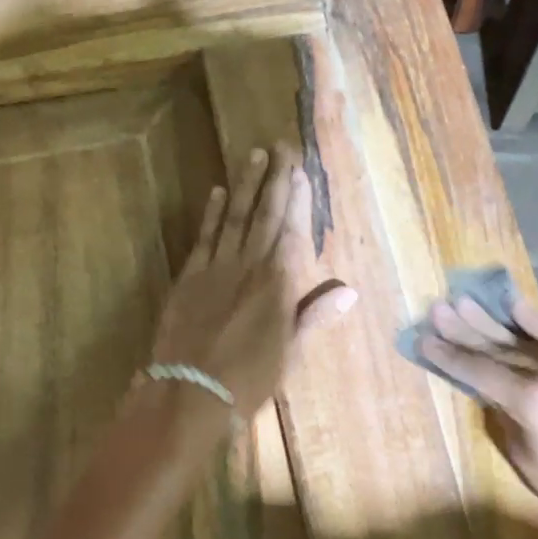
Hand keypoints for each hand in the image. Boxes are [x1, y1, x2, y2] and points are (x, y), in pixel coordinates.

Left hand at [151, 148, 357, 414]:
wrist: (190, 392)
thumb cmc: (249, 380)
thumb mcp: (291, 353)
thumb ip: (314, 316)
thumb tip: (348, 291)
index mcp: (279, 284)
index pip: (293, 232)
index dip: (299, 200)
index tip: (302, 170)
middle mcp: (249, 266)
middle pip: (265, 215)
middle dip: (276, 180)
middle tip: (282, 146)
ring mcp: (216, 268)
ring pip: (234, 217)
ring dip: (246, 185)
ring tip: (255, 155)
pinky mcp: (189, 277)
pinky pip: (204, 236)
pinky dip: (211, 213)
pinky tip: (217, 192)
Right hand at [418, 296, 537, 538]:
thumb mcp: (525, 458)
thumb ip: (505, 417)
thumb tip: (494, 392)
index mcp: (533, 399)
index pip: (480, 370)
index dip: (449, 356)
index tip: (425, 339)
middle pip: (500, 348)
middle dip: (465, 331)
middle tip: (438, 309)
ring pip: (528, 341)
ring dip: (494, 322)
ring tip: (464, 301)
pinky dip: (536, 326)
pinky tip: (515, 307)